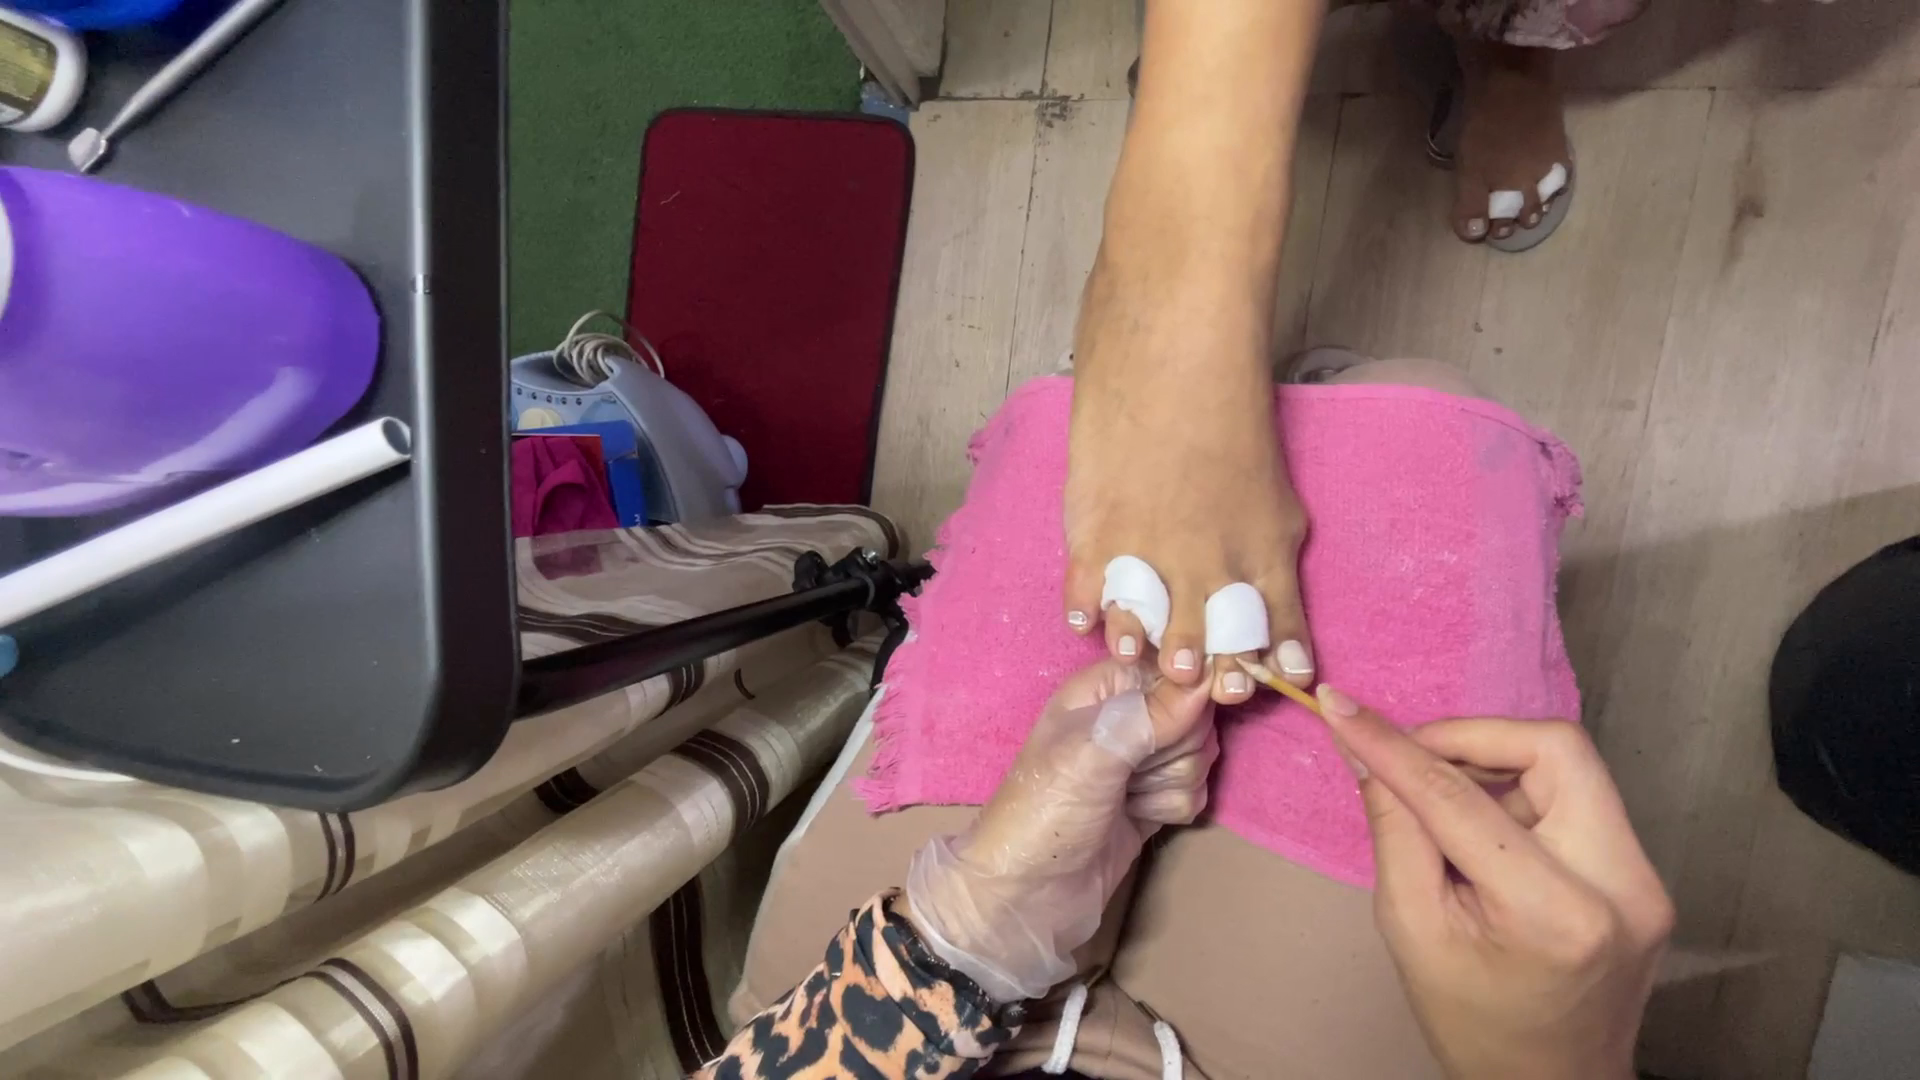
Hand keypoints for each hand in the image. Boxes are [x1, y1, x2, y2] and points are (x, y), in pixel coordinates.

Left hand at [905, 660, 1215, 1002]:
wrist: (1028, 893)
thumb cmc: (1046, 810)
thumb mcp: (1093, 754)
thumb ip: (1151, 715)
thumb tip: (1206, 679)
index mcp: (1102, 687)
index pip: (1172, 666)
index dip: (1188, 690)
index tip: (1178, 721)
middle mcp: (1123, 714)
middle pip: (1193, 713)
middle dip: (1176, 749)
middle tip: (1133, 771)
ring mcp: (1139, 758)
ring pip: (1199, 754)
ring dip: (1171, 782)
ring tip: (1127, 798)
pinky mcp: (1152, 797)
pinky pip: (1194, 789)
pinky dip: (1172, 807)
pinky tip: (1138, 818)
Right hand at [1063, 263, 1313, 704]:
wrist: (1172, 346)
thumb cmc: (1230, 398)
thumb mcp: (1275, 481)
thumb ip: (1269, 544)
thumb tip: (1263, 586)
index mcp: (1264, 552)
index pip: (1272, 637)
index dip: (1266, 669)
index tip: (1260, 685)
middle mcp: (1209, 568)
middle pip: (1207, 649)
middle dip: (1206, 677)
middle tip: (1195, 684)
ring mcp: (1147, 555)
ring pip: (1144, 635)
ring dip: (1143, 652)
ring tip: (1137, 659)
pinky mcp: (1093, 532)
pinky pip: (1087, 596)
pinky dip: (1088, 614)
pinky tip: (1087, 622)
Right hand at [1316, 687, 1673, 1079]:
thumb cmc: (1466, 1014)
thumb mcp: (1407, 922)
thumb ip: (1392, 825)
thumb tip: (1365, 748)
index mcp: (1556, 911)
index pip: (1459, 797)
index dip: (1392, 745)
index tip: (1340, 707)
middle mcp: (1623, 882)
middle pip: (1554, 749)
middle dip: (1468, 735)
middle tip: (1410, 756)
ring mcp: (1642, 876)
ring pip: (1564, 762)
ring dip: (1487, 760)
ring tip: (1438, 800)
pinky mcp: (1636, 870)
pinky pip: (1569, 790)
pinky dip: (1508, 784)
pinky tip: (1475, 823)